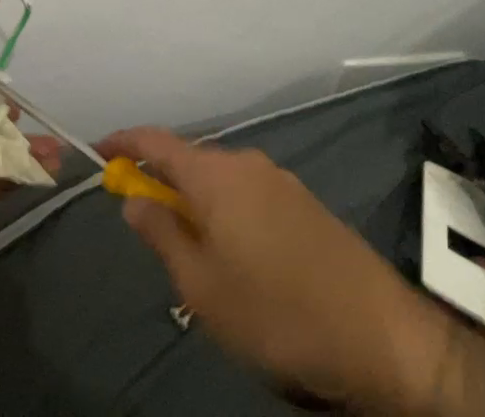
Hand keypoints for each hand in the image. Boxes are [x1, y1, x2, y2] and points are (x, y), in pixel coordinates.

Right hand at [99, 127, 455, 412]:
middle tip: (144, 223)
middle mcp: (249, 165)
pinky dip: (227, 211)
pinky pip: (250, 196)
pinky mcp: (309, 207)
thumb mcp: (200, 284)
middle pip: (189, 160)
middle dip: (160, 182)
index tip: (96, 154)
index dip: (121, 144)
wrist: (388, 343)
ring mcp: (284, 184)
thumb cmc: (276, 313)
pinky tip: (234, 255)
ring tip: (190, 250)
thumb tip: (135, 201)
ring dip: (195, 201)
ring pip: (221, 180)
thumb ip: (161, 234)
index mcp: (216, 175)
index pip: (155, 141)